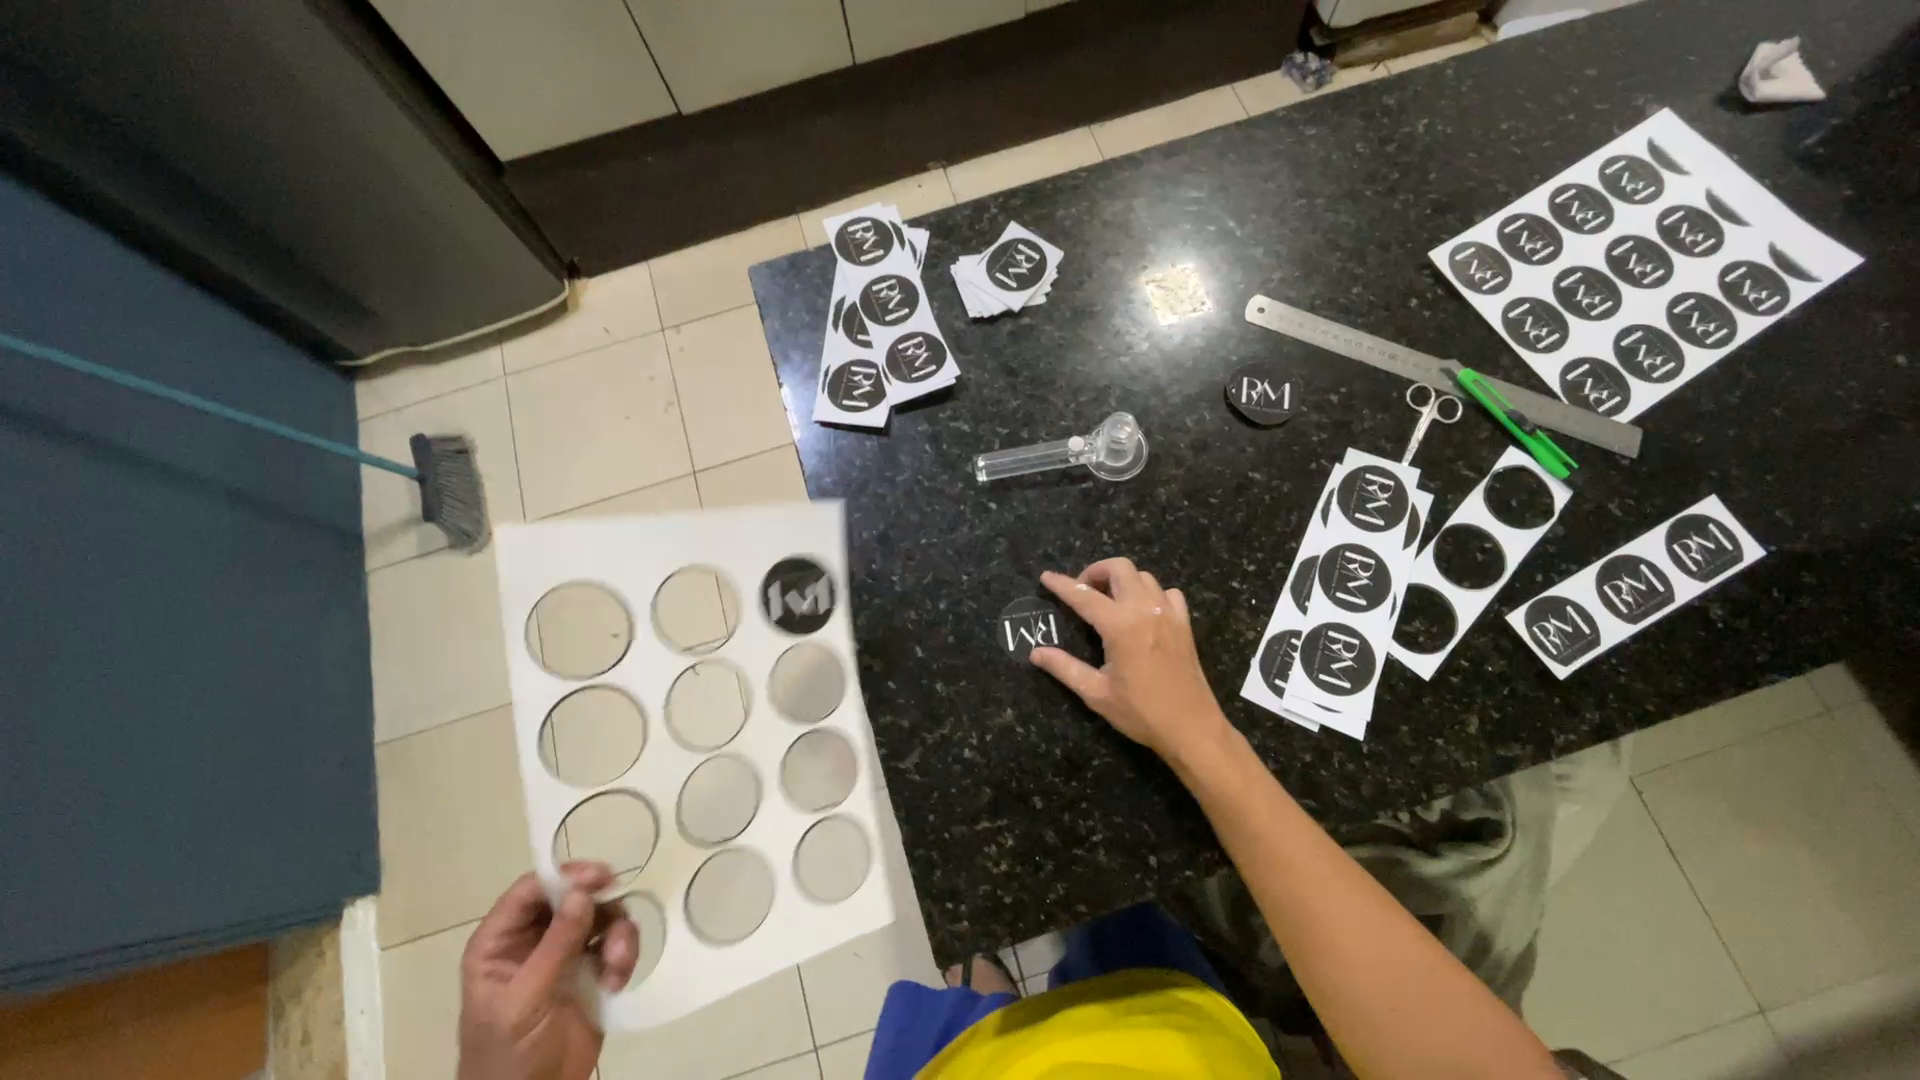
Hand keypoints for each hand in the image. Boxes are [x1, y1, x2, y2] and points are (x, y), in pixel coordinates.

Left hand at [458, 863, 639, 1079]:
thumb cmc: (509, 1055)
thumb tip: (583, 892)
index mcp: (500, 943)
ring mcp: (564, 956)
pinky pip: (615, 945)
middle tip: (620, 910)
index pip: (531, 890)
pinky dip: (622, 957)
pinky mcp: (591, 974)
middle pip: (572, 897)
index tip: (600, 876)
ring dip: (615, 935)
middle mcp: (532, 941)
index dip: (564, 876)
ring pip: (600, 918)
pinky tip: (615, 982)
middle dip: (599, 904)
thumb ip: (556, 944)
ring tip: (615, 964)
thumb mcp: (525, 999)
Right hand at [1030, 558, 1233, 763]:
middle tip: (1082, 591)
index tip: (1046, 576)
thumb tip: (1036, 653)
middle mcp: (1145, 611)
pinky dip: (1151, 594)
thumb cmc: (1141, 713)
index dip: (1062, 584)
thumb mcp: (1096, 693)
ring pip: (1144, 577)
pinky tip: (1142, 612)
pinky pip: (1168, 593)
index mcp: (1120, 627)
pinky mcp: (1184, 625)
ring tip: (1108, 601)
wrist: (1192, 728)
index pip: (1084, 595)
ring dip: (1122, 580)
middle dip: (1096, 571)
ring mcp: (1169, 615)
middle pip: (1120, 568)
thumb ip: (1064, 668)